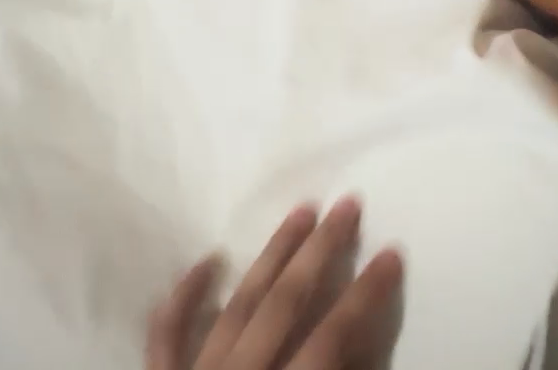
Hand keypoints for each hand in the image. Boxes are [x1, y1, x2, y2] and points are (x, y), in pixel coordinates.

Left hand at [148, 200, 404, 369]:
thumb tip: (367, 353)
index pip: (332, 339)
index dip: (366, 296)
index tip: (392, 254)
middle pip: (285, 303)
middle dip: (321, 251)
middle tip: (348, 204)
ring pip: (237, 303)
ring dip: (272, 254)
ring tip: (301, 211)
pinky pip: (165, 337)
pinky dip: (183, 297)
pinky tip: (207, 261)